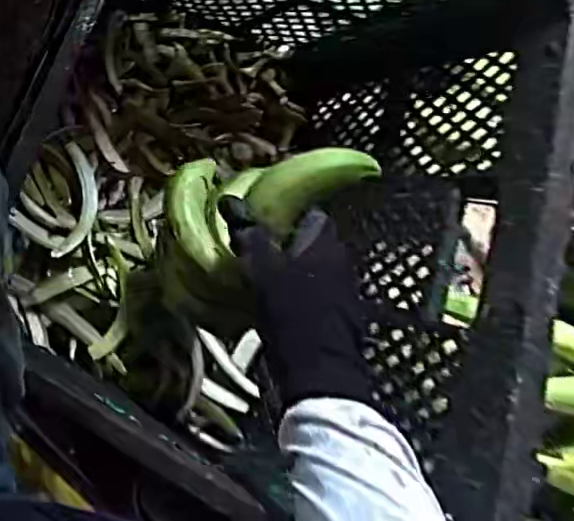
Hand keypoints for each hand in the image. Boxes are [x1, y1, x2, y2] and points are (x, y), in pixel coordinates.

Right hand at [219, 199, 371, 409]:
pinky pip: (311, 294)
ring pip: (310, 268)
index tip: (260, 216)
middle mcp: (341, 264)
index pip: (310, 213)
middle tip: (253, 243)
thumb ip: (247, 231)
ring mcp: (343, 294)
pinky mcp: (337, 320)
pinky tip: (271, 299)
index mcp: (327, 244)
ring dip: (289, 268)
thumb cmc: (291, 308)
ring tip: (257, 271)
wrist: (316, 372)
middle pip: (309, 242)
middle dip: (284, 241)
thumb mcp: (260, 263)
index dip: (285, 212)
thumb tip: (230, 201)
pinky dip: (294, 292)